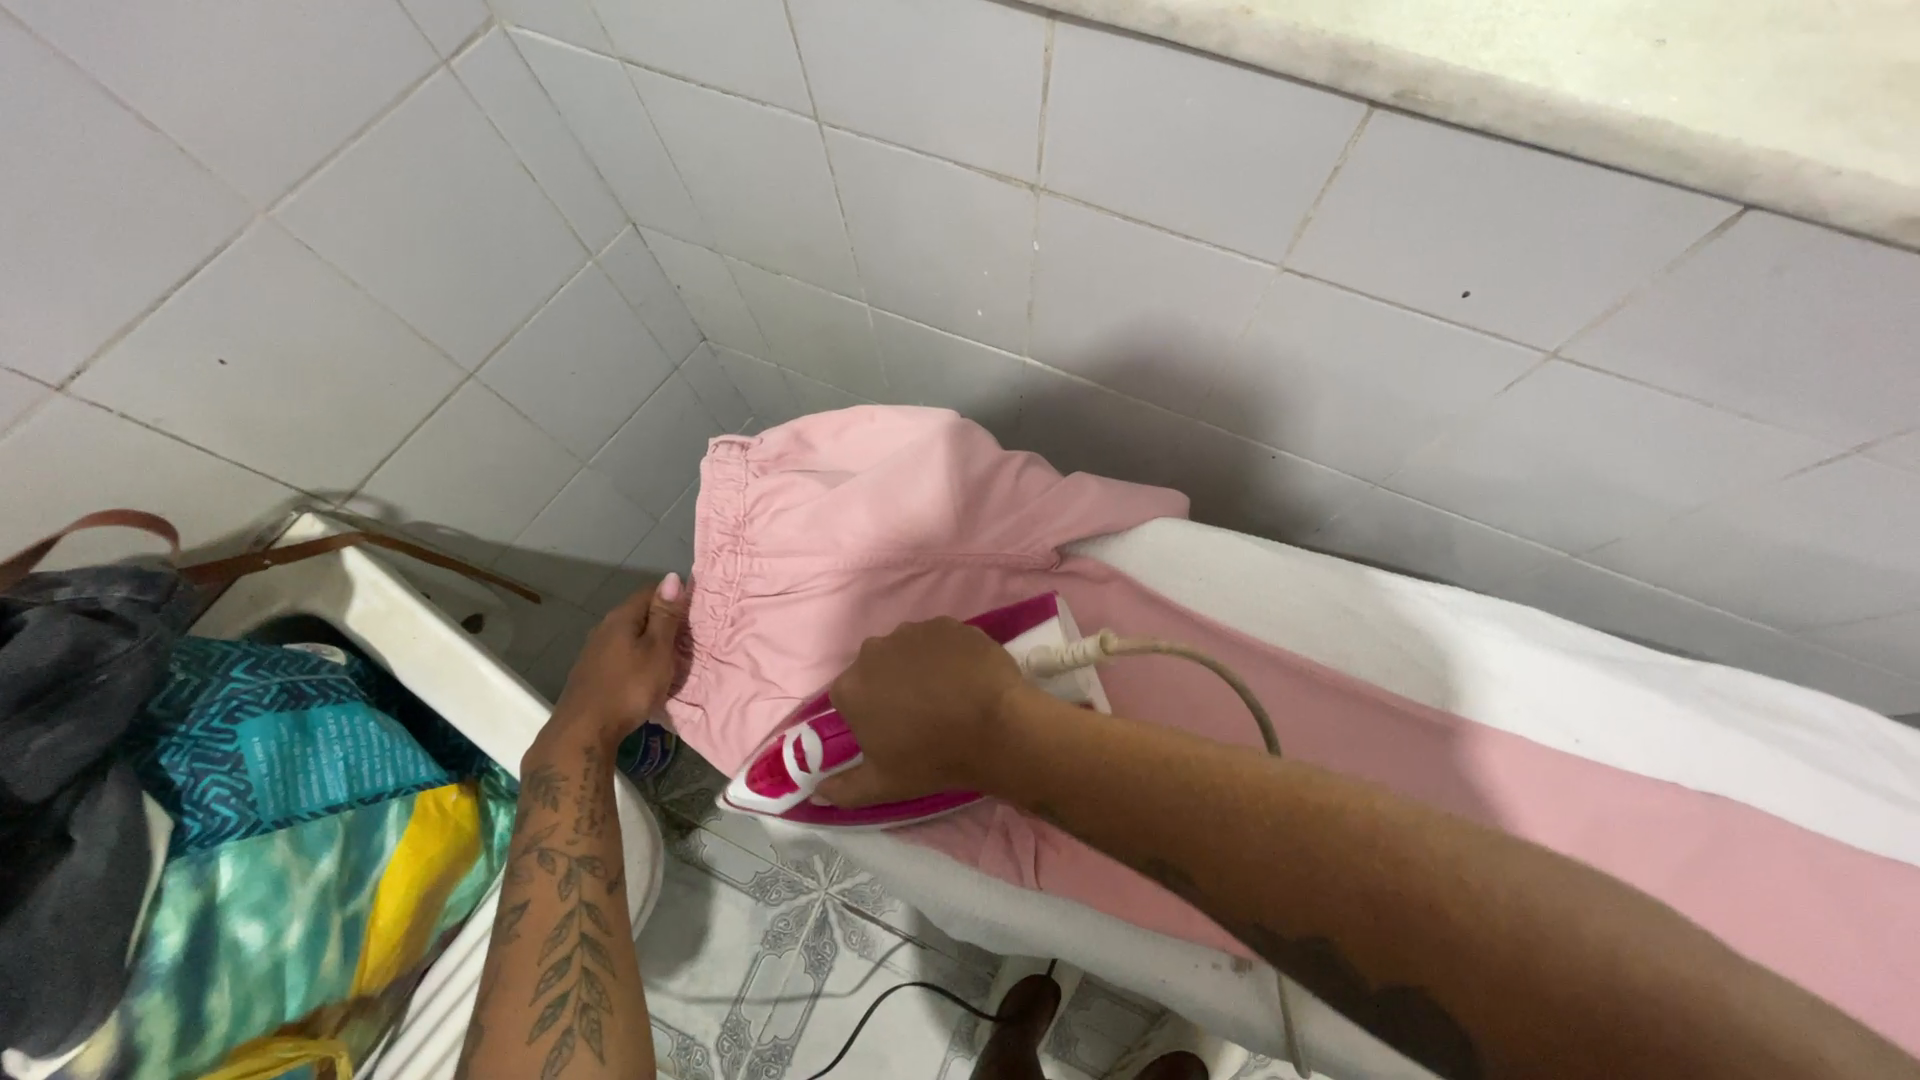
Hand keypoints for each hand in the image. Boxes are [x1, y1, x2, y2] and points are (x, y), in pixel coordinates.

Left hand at [548, 573, 689, 749]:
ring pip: (629, 636)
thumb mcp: (657, 650)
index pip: (651, 591)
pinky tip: (644, 676)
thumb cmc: (629, 687)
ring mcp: (594, 650)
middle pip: (639, 614)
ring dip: (649, 643)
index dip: (674, 599)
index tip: (692, 617)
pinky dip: (636, 659)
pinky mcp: (591, 672)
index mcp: (622, 617)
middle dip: (663, 622)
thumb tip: (672, 577)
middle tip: (686, 642)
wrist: (585, 731)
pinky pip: (621, 655)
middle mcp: (604, 627)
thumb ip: (665, 615)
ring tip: (669, 660)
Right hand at [818, 616, 1029, 806]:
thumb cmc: (933, 758)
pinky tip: (966, 677)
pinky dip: (948, 655)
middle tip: (922, 715)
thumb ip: (843, 789)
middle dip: (891, 687)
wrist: (997, 728)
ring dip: (919, 668)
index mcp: (850, 687)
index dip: (869, 715)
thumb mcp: (883, 785)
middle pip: (876, 669)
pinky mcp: (948, 624)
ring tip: (947, 695)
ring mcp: (913, 632)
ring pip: (908, 651)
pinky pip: (940, 640)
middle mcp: (874, 650)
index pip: (849, 698)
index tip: (893, 732)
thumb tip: (816, 793)